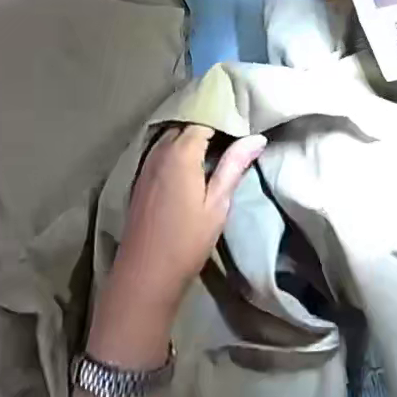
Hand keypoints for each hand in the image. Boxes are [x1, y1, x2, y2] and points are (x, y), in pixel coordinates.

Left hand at [91, 125, 265, 367]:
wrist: (144, 276)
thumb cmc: (186, 241)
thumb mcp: (218, 204)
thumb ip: (234, 166)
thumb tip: (256, 137)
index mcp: (180, 153)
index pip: (203, 121)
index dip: (223, 121)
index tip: (242, 127)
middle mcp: (159, 151)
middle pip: (185, 125)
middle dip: (207, 126)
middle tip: (232, 137)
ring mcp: (146, 164)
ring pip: (171, 136)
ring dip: (190, 137)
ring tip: (215, 149)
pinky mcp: (140, 178)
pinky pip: (160, 150)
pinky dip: (176, 149)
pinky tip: (190, 165)